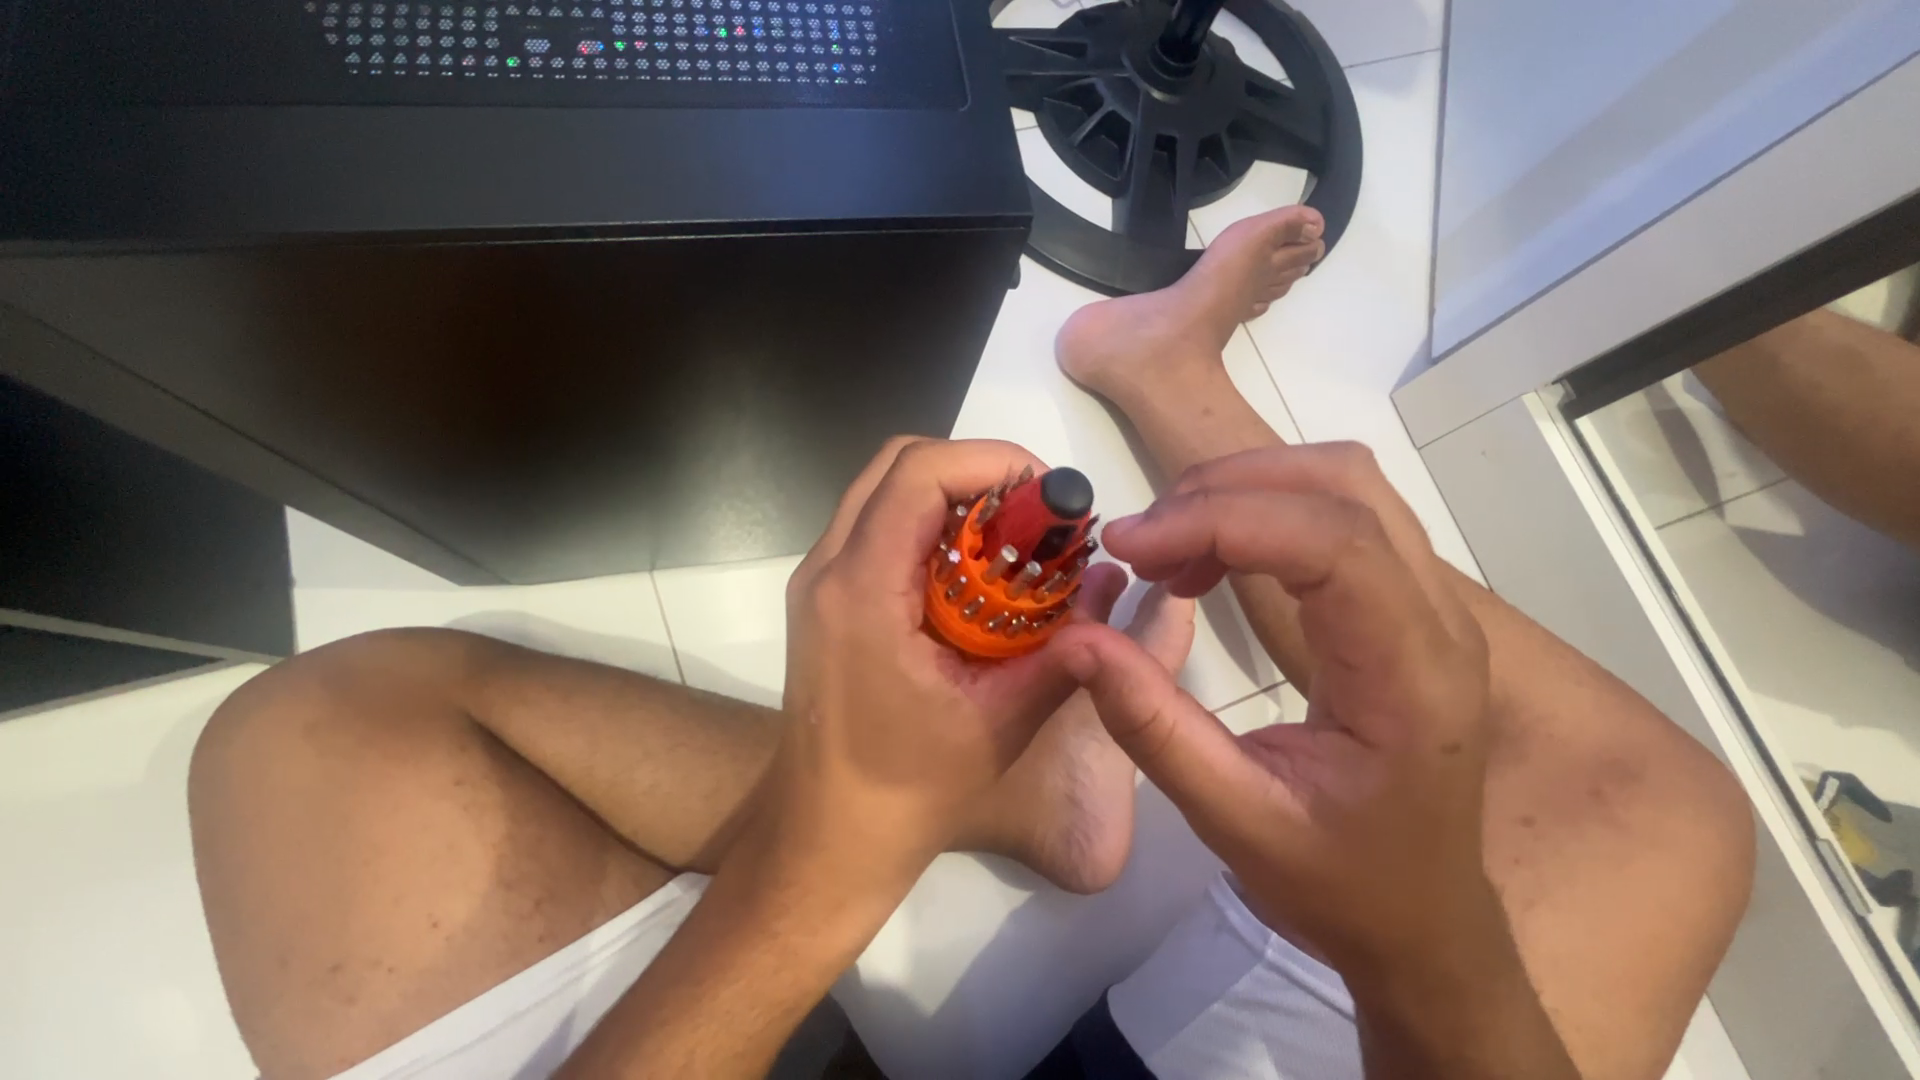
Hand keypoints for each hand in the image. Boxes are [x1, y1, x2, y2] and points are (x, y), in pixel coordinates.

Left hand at [755, 437, 1084, 895]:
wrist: (828, 835)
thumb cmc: (910, 788)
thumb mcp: (1000, 723)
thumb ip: (1062, 657)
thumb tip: (1110, 599)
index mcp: (861, 589)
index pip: (920, 473)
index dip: (992, 461)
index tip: (1050, 496)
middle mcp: (826, 568)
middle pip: (898, 464)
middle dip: (975, 471)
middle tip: (1035, 513)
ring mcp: (817, 581)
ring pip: (882, 490)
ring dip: (952, 495)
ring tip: (1011, 538)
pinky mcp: (823, 599)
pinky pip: (875, 527)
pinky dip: (927, 524)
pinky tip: (972, 573)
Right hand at [1049, 443, 1496, 978]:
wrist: (1423, 922)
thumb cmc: (1337, 882)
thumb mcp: (1231, 817)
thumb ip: (1150, 725)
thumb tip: (1074, 641)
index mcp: (1410, 675)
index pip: (1331, 543)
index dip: (1220, 520)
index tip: (1129, 547)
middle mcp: (1439, 620)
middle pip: (1342, 486)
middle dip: (1225, 489)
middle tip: (1142, 542)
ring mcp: (1434, 605)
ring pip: (1345, 485)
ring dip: (1245, 490)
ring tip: (1169, 546)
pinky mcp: (1407, 606)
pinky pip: (1340, 518)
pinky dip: (1263, 514)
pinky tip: (1208, 564)